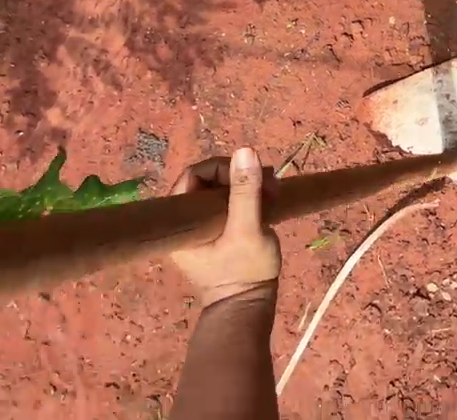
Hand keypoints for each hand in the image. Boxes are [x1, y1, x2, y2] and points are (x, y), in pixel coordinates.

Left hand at [170, 148, 281, 308]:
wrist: (249, 305)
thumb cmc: (243, 269)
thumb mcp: (247, 229)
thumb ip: (245, 191)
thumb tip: (245, 150)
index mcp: (182, 222)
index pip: (193, 177)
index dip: (221, 169)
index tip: (248, 175)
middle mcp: (189, 219)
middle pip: (210, 179)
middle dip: (241, 175)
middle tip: (269, 183)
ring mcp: (206, 223)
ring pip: (225, 187)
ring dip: (251, 183)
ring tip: (274, 192)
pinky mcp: (222, 227)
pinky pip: (233, 198)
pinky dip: (252, 194)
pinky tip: (270, 199)